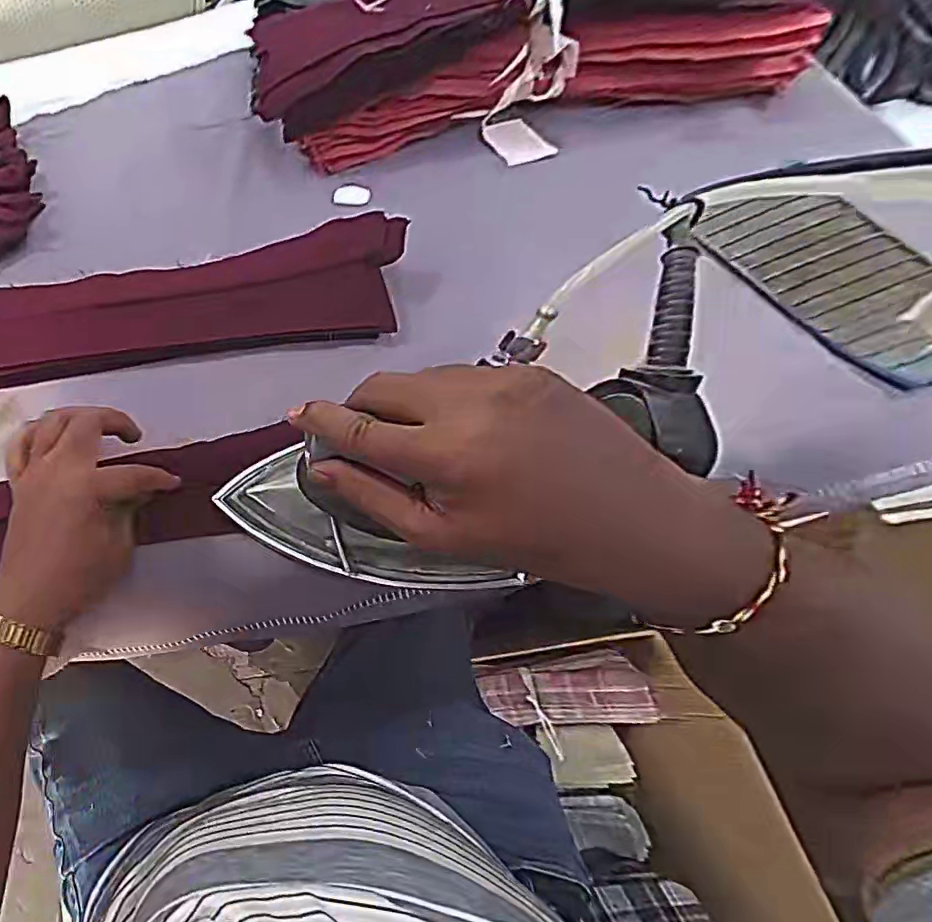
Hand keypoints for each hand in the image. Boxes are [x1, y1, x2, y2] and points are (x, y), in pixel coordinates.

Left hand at [0, 407, 180, 630]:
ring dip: (77, 416)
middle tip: (132, 436)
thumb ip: (129, 511)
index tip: (170, 482)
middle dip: (115, 421)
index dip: (156, 477)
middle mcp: (58, 470)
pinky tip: (51, 437)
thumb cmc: (76, 580)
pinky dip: (37, 434)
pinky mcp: (18, 484)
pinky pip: (21, 445)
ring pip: (51, 422)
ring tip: (95, 426)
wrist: (29, 599)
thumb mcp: (117, 549)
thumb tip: (139, 491)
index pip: (131, 473)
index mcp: (86, 487)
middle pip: (86, 423)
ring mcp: (34, 473)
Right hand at [290, 364, 773, 625]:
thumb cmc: (534, 541)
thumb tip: (323, 468)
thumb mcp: (442, 536)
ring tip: (421, 442)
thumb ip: (373, 497)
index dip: (322, 420)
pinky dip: (440, 397)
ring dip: (401, 403)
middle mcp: (472, 403)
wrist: (632, 518)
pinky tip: (461, 429)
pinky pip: (459, 374)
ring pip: (419, 377)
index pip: (361, 427)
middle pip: (383, 387)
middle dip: (359, 409)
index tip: (298, 414)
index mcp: (448, 454)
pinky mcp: (529, 371)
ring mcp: (504, 379)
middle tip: (360, 439)